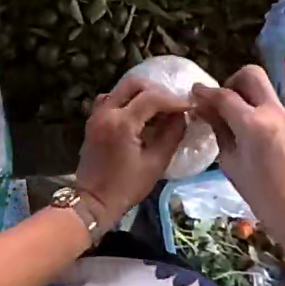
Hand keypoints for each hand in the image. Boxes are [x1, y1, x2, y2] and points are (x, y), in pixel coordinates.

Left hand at [74, 77, 189, 226]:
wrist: (93, 201)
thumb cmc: (126, 187)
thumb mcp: (155, 163)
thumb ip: (171, 135)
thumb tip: (181, 116)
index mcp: (122, 123)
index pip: (152, 98)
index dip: (174, 99)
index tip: (191, 105)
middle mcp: (106, 112)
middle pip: (134, 84)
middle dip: (157, 90)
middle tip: (173, 103)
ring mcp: (96, 115)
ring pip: (121, 89)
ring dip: (141, 93)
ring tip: (159, 109)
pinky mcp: (93, 121)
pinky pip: (110, 99)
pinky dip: (126, 100)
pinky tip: (139, 114)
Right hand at [191, 66, 284, 251]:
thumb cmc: (262, 196)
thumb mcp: (231, 164)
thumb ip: (219, 131)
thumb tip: (204, 109)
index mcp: (254, 124)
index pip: (224, 95)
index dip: (205, 92)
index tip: (192, 93)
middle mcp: (273, 112)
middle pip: (251, 75)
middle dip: (230, 82)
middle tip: (219, 103)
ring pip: (261, 88)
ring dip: (243, 94)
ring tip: (229, 119)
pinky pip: (269, 104)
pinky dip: (254, 107)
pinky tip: (244, 131)